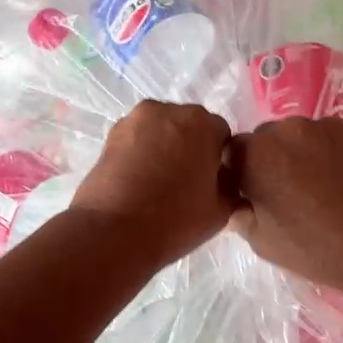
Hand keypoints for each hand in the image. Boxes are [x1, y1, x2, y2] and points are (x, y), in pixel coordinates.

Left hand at [69, 101, 236, 260]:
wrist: (113, 231)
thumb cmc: (174, 219)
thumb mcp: (221, 210)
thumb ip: (231, 185)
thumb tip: (224, 178)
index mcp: (202, 123)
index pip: (221, 134)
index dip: (218, 158)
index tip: (211, 180)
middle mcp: (169, 110)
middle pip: (189, 125)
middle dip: (190, 146)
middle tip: (185, 180)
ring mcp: (135, 119)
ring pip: (160, 129)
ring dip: (164, 146)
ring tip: (158, 180)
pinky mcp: (111, 134)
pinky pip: (136, 138)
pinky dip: (141, 151)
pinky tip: (138, 179)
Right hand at [229, 117, 342, 291]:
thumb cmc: (315, 248)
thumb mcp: (261, 241)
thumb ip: (239, 212)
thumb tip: (237, 201)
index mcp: (256, 154)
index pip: (233, 151)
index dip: (241, 172)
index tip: (253, 193)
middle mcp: (286, 130)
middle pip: (267, 138)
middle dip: (270, 159)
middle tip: (287, 191)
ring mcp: (322, 126)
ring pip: (299, 135)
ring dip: (300, 153)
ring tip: (318, 185)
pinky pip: (328, 137)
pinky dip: (328, 152)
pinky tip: (341, 180)